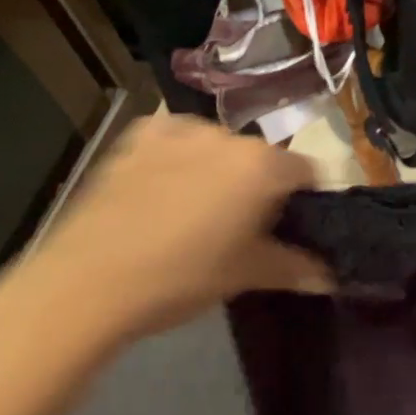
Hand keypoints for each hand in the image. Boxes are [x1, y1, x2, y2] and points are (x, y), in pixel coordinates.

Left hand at [3, 116, 329, 341]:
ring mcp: (179, 131)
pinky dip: (178, 158)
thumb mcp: (246, 275)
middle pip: (260, 157)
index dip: (304, 200)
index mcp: (263, 164)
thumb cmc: (180, 277)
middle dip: (258, 186)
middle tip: (242, 228)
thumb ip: (295, 268)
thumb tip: (329, 275)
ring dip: (217, 171)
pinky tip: (163, 190)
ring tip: (196, 213)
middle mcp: (227, 136)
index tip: (290, 227)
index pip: (306, 170)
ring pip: (217, 148)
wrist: (86, 283)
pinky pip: (174, 141)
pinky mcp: (137, 138)